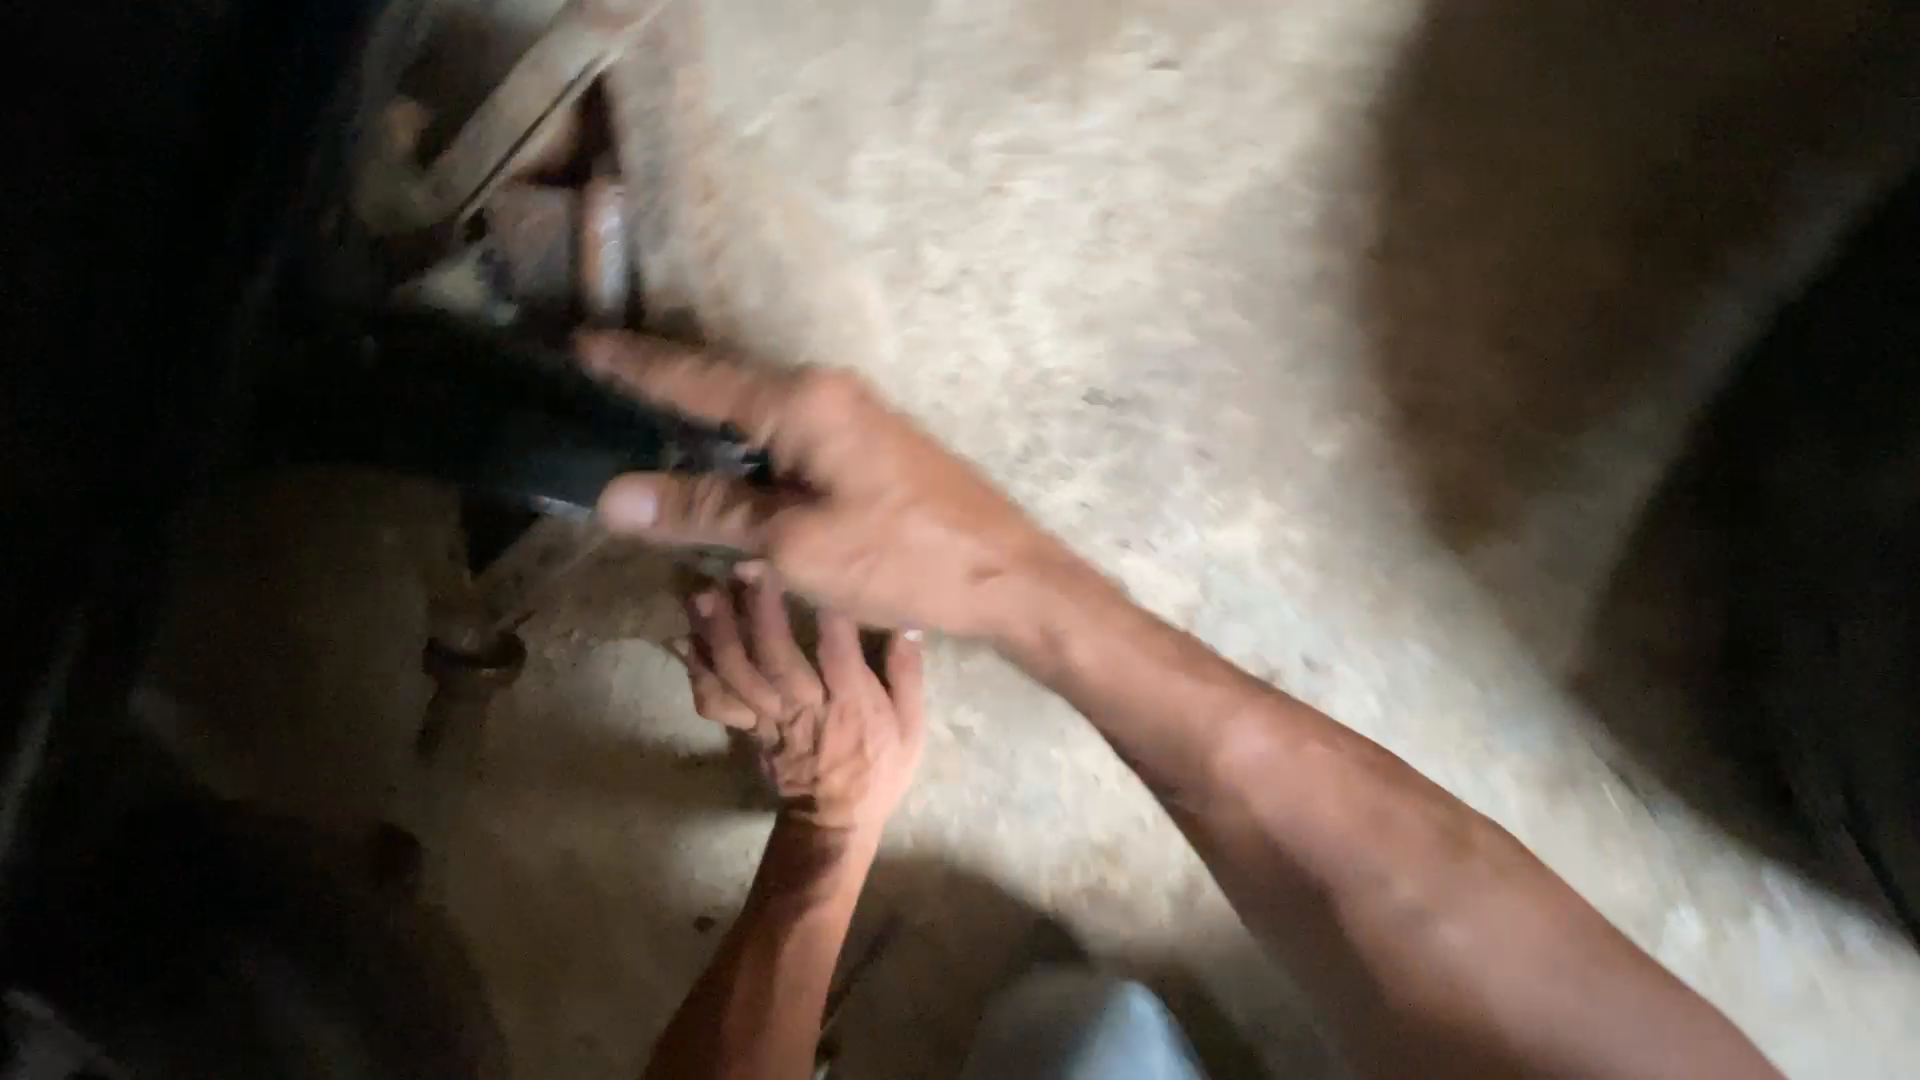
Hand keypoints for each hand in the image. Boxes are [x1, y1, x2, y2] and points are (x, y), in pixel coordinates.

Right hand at [578, 332, 1081, 636]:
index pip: (698, 377)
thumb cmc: (903, 558)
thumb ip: (709, 512)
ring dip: (710, 431)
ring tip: (650, 439)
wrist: (1006, 574)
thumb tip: (616, 497)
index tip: (582, 345)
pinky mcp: (872, 448)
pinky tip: (729, 476)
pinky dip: (752, 454)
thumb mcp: (795, 544)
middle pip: (728, 391)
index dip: (635, 366)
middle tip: (604, 396)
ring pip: (761, 417)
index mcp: (804, 401)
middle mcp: (829, 393)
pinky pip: (793, 440)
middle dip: (667, 395)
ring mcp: (857, 418)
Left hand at [672, 573, 925, 832]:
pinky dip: (696, 671)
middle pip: (777, 659)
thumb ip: (907, 675)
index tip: (820, 568)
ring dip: (718, 635)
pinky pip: (715, 702)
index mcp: (851, 706)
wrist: (834, 821)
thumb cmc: (878, 768)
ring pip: (738, 677)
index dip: (828, 613)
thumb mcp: (912, 728)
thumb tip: (907, 624)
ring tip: (705, 595)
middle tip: (748, 569)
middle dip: (760, 612)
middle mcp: (805, 709)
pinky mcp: (745, 730)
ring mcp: (769, 721)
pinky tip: (686, 637)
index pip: (838, 653)